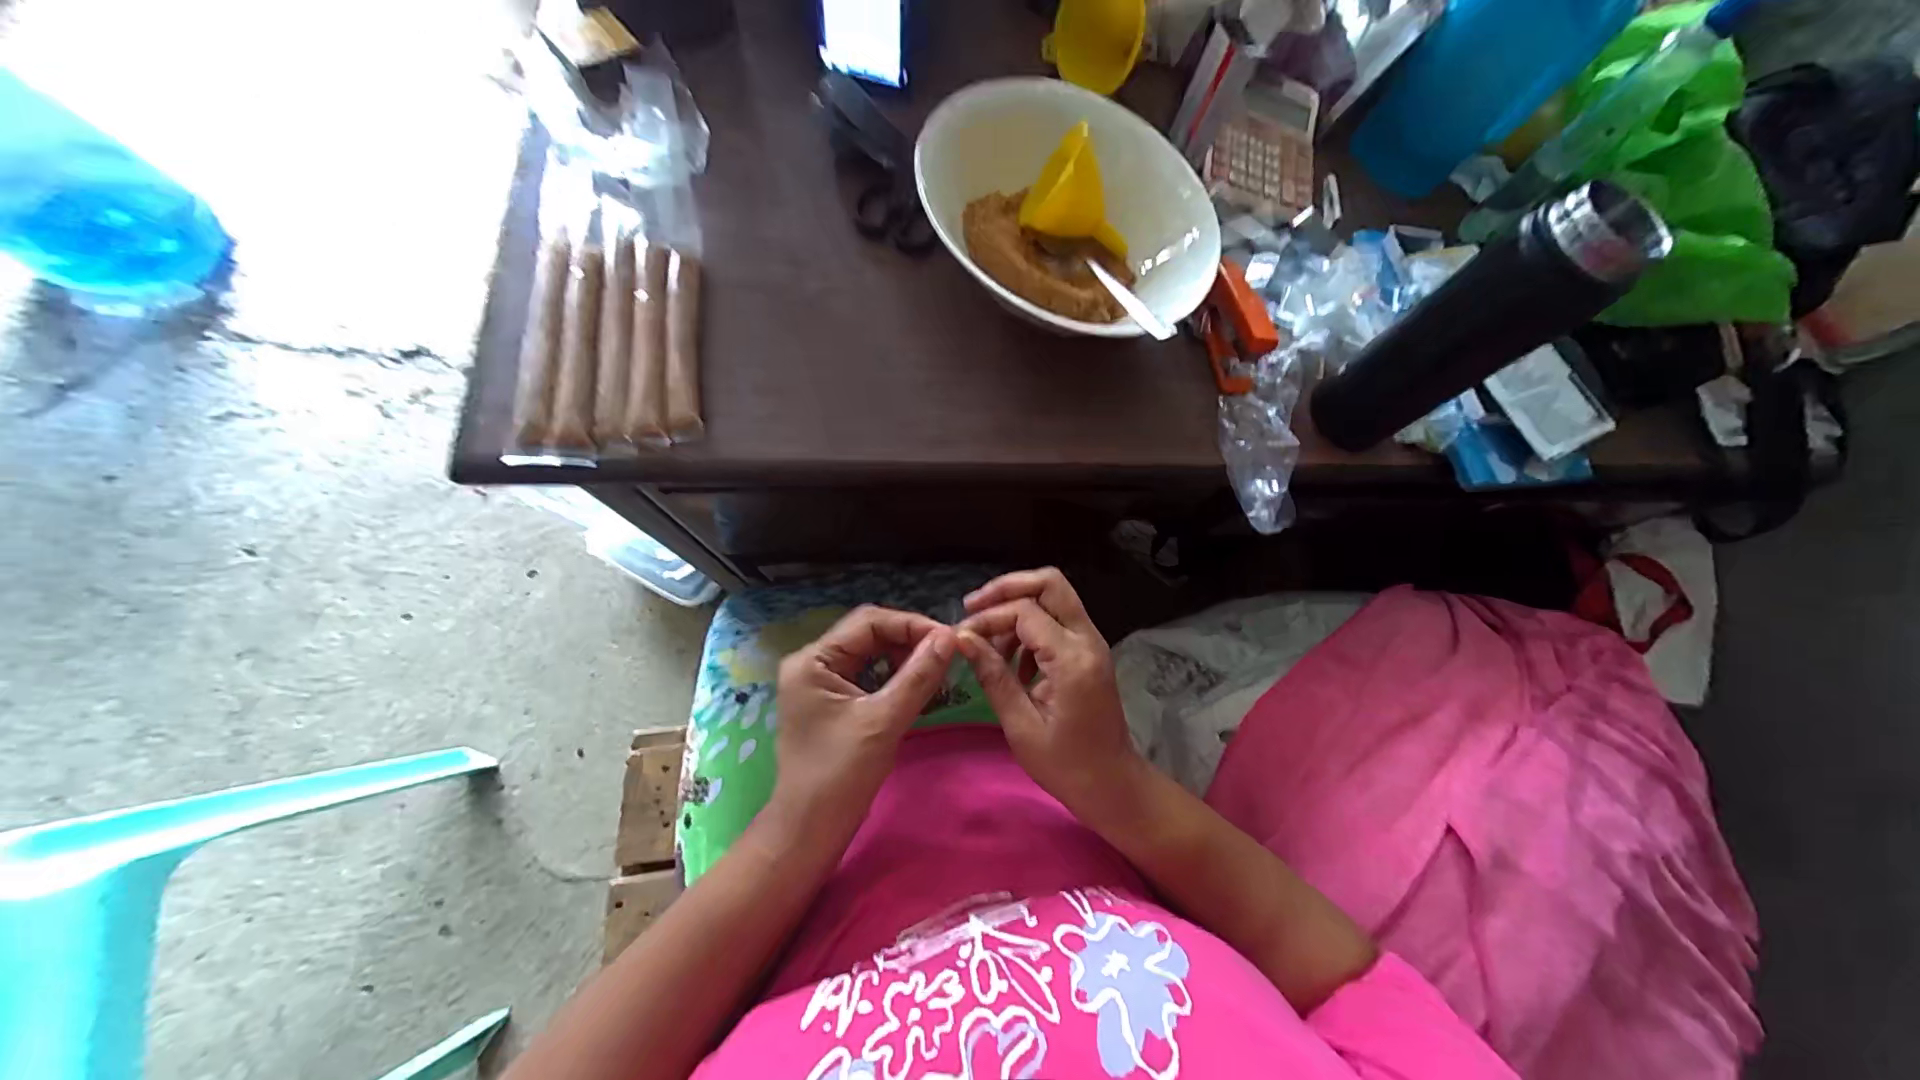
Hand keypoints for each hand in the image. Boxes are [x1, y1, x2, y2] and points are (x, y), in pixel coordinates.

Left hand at [770, 605, 954, 838]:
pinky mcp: (832, 701)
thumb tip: (950, 637)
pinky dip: (894, 676)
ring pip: (871, 654)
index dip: (911, 625)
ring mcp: (821, 682)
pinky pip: (868, 675)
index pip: (869, 622)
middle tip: (947, 653)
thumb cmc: (841, 775)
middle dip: (909, 640)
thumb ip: (918, 675)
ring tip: (937, 669)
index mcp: (813, 660)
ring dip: (904, 657)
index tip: (949, 638)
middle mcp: (812, 663)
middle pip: (869, 634)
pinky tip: (918, 686)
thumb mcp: (884, 721)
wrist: (810, 830)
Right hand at [955, 568, 1145, 817]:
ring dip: (1017, 608)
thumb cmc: (1065, 765)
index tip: (961, 637)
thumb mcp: (1020, 725)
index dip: (988, 617)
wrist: (1113, 785)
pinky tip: (1011, 661)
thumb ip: (993, 675)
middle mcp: (1088, 640)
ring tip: (988, 643)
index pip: (1024, 611)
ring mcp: (1092, 643)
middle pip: (1049, 583)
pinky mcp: (1089, 652)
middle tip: (972, 608)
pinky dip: (1030, 626)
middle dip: (1007, 588)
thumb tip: (962, 638)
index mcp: (1072, 660)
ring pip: (1054, 597)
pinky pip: (1058, 620)